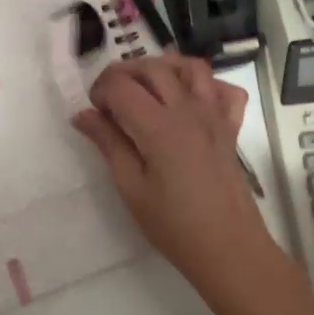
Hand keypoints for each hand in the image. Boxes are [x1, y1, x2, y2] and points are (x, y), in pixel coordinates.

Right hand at [73, 53, 313, 314]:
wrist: (228, 247)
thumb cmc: (173, 225)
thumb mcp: (131, 188)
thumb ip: (109, 144)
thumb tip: (83, 115)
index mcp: (159, 126)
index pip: (121, 85)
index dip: (100, 91)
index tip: (94, 112)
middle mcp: (188, 110)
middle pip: (153, 67)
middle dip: (124, 73)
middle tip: (110, 99)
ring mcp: (214, 115)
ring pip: (190, 67)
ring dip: (163, 68)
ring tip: (145, 88)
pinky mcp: (230, 126)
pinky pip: (223, 88)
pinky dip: (205, 84)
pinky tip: (187, 99)